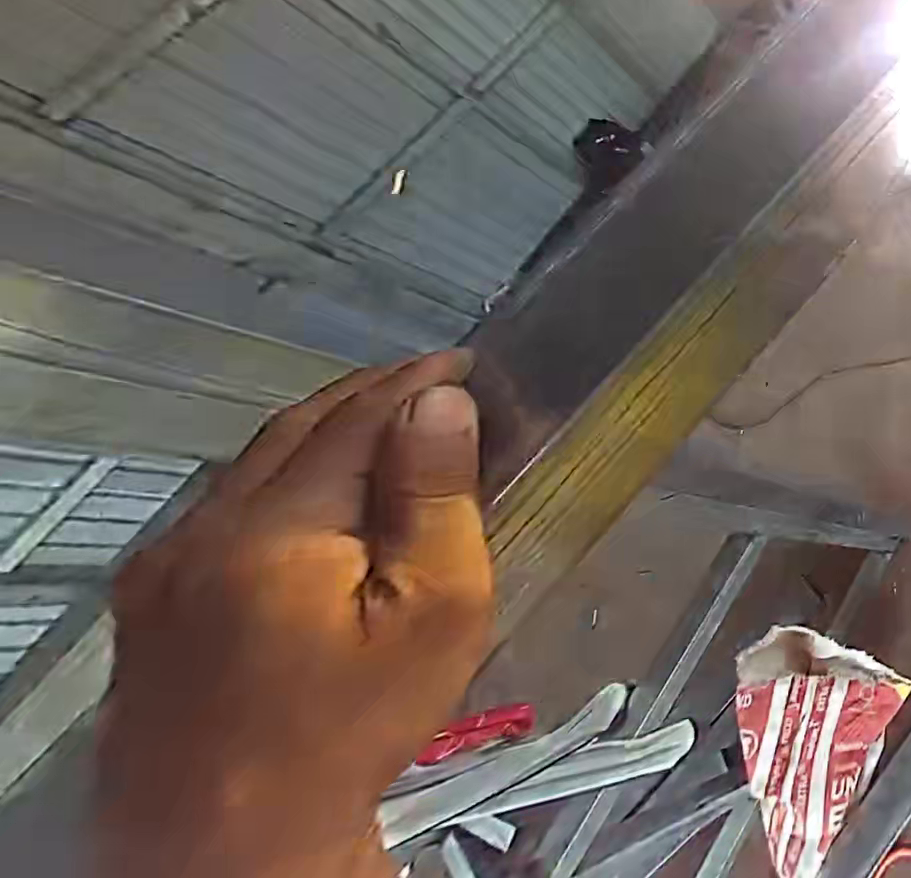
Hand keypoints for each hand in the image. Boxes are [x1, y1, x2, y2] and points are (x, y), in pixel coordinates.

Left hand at [97, 351, 493, 877]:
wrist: (237, 839)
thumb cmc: (364, 713)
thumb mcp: (436, 603)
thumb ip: (436, 497)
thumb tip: (442, 403)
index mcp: (274, 529)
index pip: (355, 421)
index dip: (414, 382)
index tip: (467, 360)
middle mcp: (202, 531)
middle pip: (296, 428)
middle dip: (373, 390)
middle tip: (441, 376)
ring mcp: (169, 566)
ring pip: (258, 458)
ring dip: (335, 422)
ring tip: (402, 412)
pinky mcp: (161, 598)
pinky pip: (237, 497)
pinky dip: (300, 462)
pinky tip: (338, 476)